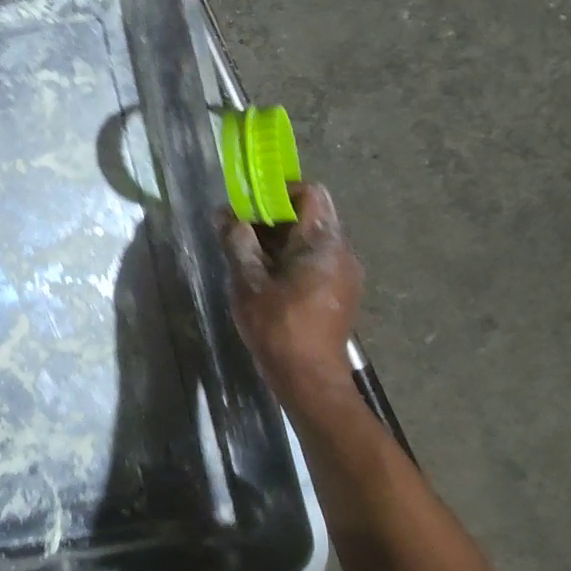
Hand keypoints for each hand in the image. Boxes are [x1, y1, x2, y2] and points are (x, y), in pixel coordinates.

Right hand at [218, 182, 363, 411]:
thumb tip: (225, 214)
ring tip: (246, 256)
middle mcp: (342, 252)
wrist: (309, 379)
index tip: (248, 205)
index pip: (310, 193)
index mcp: (324, 243)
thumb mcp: (247, 280)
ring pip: (309, 238)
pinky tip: (264, 278)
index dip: (278, 191)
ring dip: (277, 239)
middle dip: (271, 217)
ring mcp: (344, 273)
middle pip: (309, 215)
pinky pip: (314, 258)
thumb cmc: (278, 326)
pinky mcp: (339, 291)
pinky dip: (288, 258)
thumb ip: (237, 241)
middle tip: (238, 231)